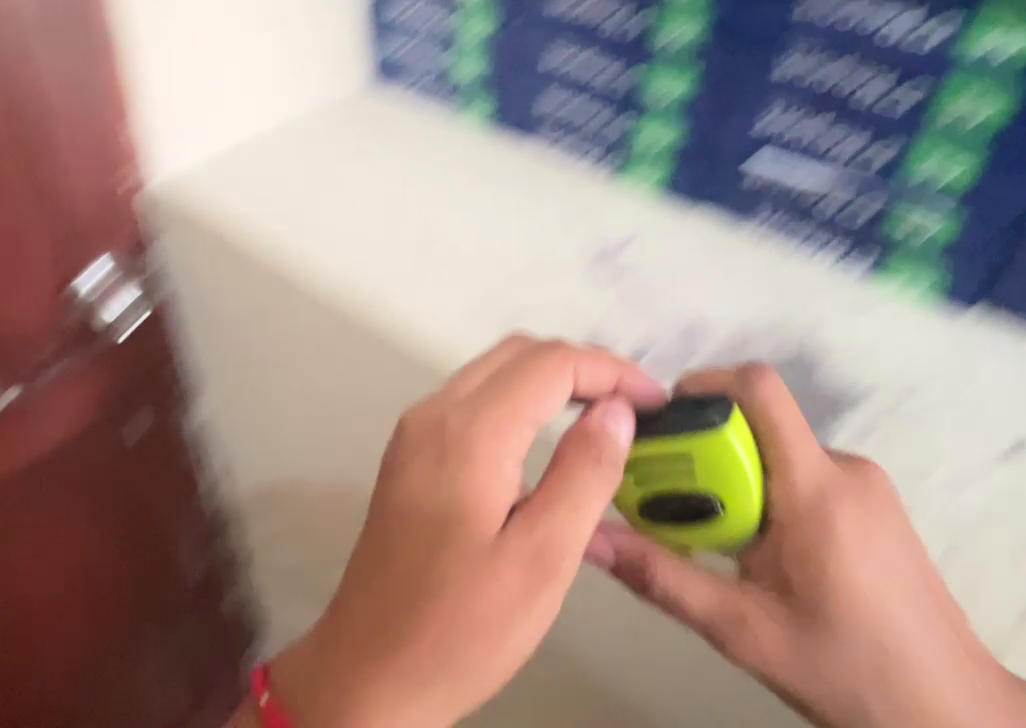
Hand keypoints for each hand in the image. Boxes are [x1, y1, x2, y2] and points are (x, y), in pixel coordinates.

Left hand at [265, 336, 666, 727]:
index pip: (548, 364)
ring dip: (548, 378)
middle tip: (633, 406)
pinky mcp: (409, 453)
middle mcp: (433, 413)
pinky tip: (546, 437)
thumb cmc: (462, 626)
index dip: (609, 370)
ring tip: (602, 416)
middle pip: (516, 353)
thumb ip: (584, 474)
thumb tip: (616, 410)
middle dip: (581, 366)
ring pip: (491, 370)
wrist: (369, 671)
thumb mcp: (542, 559)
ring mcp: (414, 431)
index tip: (656, 400)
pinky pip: (471, 398)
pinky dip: (517, 399)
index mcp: (468, 432)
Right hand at [588, 364, 1025, 727]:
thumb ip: (661, 577)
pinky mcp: (875, 505)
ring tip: (711, 540)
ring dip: (734, 481)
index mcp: (816, 486)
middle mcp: (844, 468)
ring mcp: (865, 486)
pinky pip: (801, 474)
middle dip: (704, 452)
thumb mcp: (743, 631)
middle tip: (669, 502)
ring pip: (775, 452)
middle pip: (756, 424)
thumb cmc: (849, 670)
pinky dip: (765, 495)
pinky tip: (759, 554)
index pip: (758, 389)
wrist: (957, 716)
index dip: (703, 385)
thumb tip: (588, 537)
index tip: (661, 423)